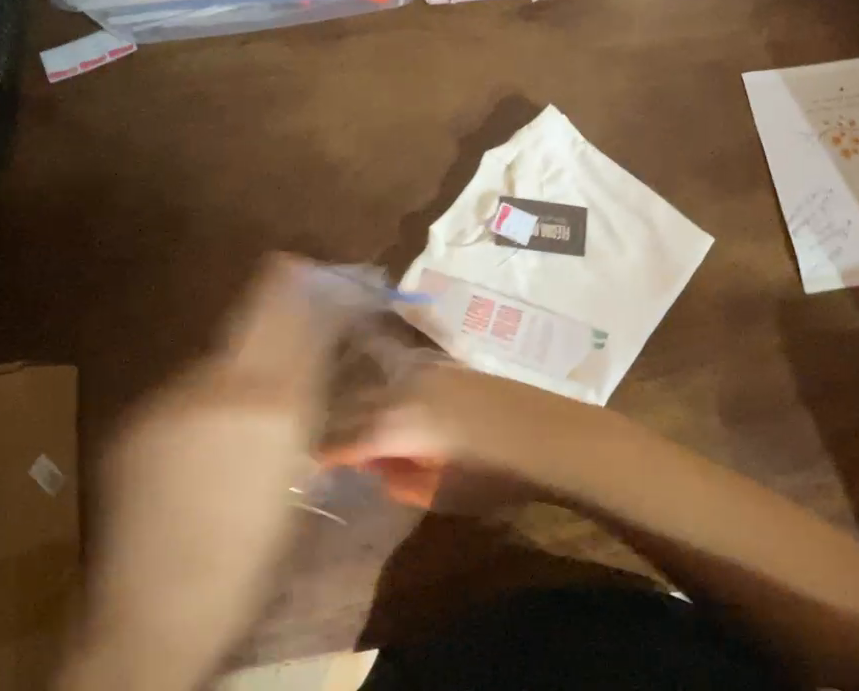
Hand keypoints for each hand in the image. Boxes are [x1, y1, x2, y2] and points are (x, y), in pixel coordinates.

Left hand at [68, 254, 340, 690]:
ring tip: (243, 412)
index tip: (308, 268)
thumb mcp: (298, 473)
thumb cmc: (253, 553)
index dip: (298, 284)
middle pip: (251, 322)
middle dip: (272, 311)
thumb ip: (307, 406)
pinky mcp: (136, 421)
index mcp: (273, 402)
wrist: (161, 610)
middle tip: (289, 306)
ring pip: (216, 362)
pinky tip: (203, 441)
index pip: (289, 314)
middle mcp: (220, 385)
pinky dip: (201, 402)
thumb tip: (313, 361)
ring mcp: (170, 400)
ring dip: (235, 370)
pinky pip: (183, 393)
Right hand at [324, 364, 614, 511]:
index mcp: (394, 424)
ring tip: (357, 429)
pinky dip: (389, 394)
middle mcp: (403, 388)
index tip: (307, 464)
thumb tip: (377, 467)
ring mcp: (427, 371)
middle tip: (326, 448)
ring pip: (378, 387)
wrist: (552, 435)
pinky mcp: (449, 365)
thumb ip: (399, 479)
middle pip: (354, 405)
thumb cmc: (494, 476)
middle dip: (337, 427)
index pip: (342, 439)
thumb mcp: (439, 493)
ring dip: (362, 406)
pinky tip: (394, 410)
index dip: (323, 453)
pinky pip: (402, 378)